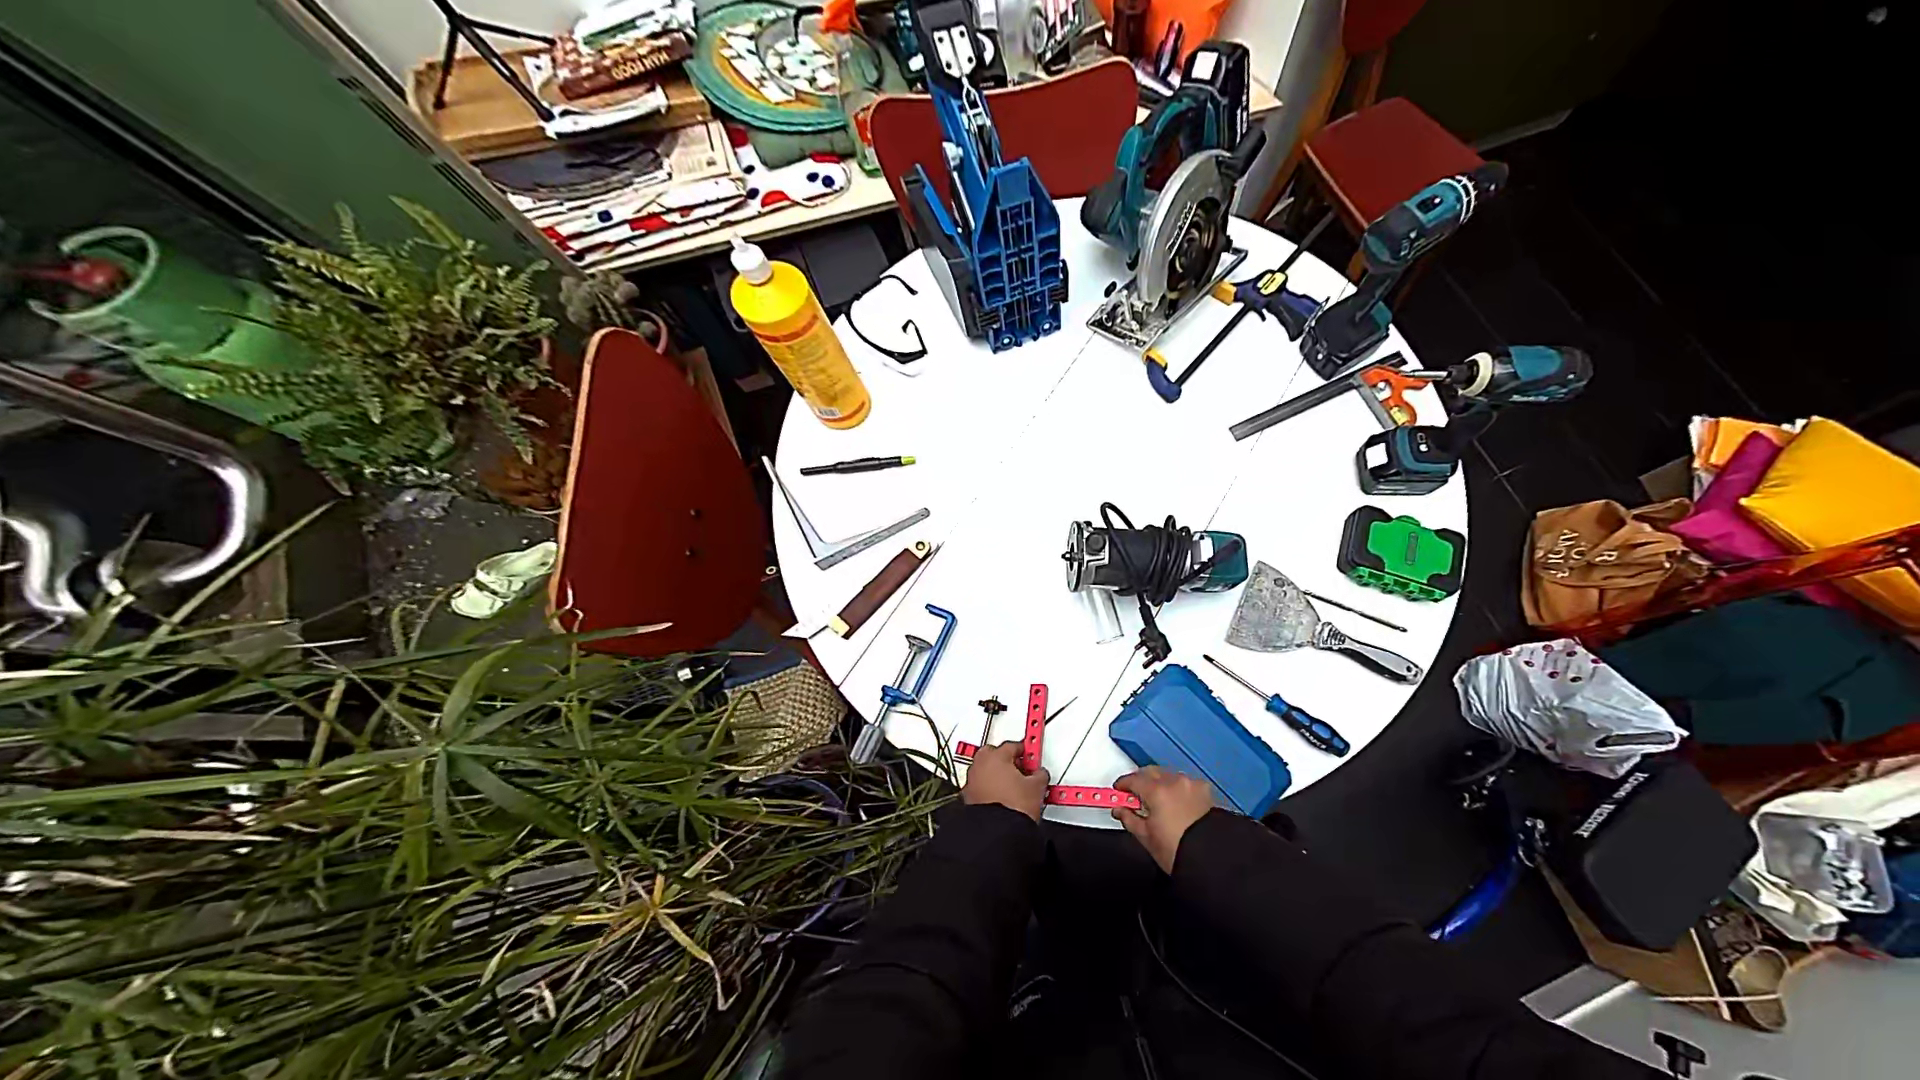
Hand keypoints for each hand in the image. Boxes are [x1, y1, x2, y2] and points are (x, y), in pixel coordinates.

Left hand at [962, 742, 1048, 821]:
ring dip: (997, 775)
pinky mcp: (969, 798)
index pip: (1012, 746)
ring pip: (985, 771)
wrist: (999, 833)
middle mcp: (980, 765)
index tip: (1031, 757)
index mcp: (995, 756)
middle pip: (994, 754)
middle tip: (1021, 770)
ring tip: (1013, 786)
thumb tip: (1040, 774)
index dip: (1025, 752)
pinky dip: (990, 789)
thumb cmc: (1013, 808)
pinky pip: (981, 787)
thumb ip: (1040, 774)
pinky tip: (1002, 798)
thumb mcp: (1037, 787)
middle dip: (1007, 760)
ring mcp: (972, 782)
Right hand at [1112, 767, 1216, 872]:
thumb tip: (1121, 810)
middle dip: (1140, 782)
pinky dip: (1176, 790)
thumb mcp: (1146, 837)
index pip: (1132, 779)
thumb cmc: (1181, 852)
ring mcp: (1192, 785)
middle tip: (1134, 798)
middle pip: (1150, 772)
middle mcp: (1175, 782)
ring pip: (1168, 776)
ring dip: (1159, 784)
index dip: (1122, 785)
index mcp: (1158, 791)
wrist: (1213, 862)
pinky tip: (1174, 805)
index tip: (1118, 792)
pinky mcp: (1205, 792)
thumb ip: (1128, 818)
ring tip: (1156, 803)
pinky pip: (1185, 784)